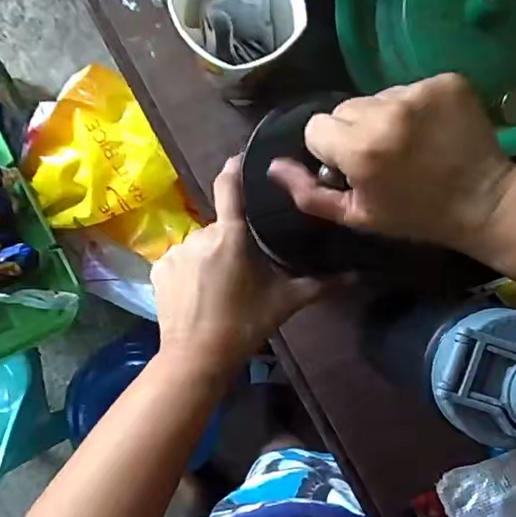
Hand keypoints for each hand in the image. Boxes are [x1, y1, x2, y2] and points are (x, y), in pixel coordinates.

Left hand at [152, 157, 326, 372]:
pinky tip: (198, 295)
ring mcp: (176, 251)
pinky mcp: (159, 268)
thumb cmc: (245, 324)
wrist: (196, 356)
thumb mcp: (285, 302)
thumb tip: (356, 276)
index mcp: (232, 235)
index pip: (229, 185)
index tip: (242, 160)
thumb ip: (320, 285)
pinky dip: (189, 271)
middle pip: (221, 227)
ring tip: (220, 288)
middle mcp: (201, 234)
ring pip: (200, 245)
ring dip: (210, 258)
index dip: (235, 168)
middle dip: (232, 242)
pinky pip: (180, 260)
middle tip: (244, 270)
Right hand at [266, 73, 515, 251]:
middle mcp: (387, 112)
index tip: (354, 167)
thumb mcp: (357, 216)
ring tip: (411, 144)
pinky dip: (416, 106)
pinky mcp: (447, 81)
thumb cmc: (414, 215)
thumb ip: (309, 193)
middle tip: (384, 157)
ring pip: (377, 96)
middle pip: (345, 108)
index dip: (331, 149)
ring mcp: (420, 92)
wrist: (482, 202)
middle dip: (355, 130)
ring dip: (385, 117)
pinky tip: (432, 130)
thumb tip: (275, 166)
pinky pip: (411, 87)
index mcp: (360, 149)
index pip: (317, 127)